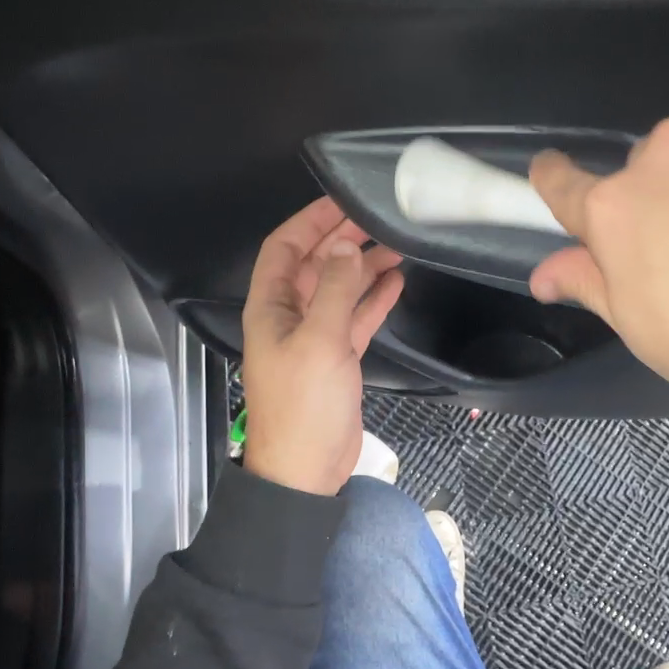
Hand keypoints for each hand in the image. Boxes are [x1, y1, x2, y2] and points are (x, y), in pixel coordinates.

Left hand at [241, 197, 404, 495]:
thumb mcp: (320, 341)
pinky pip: (355, 318)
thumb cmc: (304, 404)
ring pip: (340, 290)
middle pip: (316, 265)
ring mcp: (315, 337)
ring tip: (396, 246)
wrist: (306, 468)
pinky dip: (373, 300)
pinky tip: (396, 283)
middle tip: (380, 219)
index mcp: (271, 306)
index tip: (343, 200)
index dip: (310, 221)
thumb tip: (347, 246)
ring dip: (364, 268)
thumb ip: (337, 291)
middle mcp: (290, 315)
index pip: (285, 248)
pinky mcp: (337, 358)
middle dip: (344, 240)